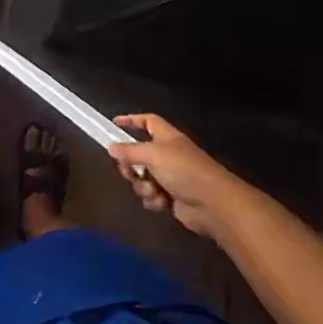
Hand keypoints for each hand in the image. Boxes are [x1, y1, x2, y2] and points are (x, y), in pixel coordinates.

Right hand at [107, 114, 256, 239]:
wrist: (211, 203)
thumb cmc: (183, 170)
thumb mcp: (153, 155)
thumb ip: (129, 151)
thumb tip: (111, 147)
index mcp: (166, 137)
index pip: (147, 121)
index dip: (132, 120)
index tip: (114, 124)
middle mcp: (167, 154)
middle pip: (138, 154)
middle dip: (130, 166)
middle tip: (128, 172)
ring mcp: (169, 176)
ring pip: (142, 178)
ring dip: (144, 186)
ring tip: (154, 191)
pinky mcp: (171, 197)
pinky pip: (151, 196)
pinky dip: (154, 200)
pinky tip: (163, 203)